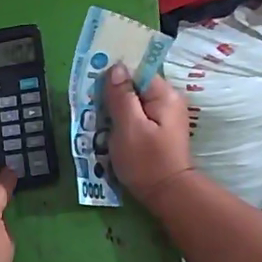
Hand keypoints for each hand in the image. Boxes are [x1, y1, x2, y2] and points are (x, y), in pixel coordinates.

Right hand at [105, 64, 195, 208]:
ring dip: (115, 112)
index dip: (115, 76)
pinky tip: (111, 135)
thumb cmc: (146, 161)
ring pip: (133, 104)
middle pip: (135, 87)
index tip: (94, 86)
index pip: (137, 71)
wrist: (167, 194)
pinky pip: (136, 119)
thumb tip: (116, 67)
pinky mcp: (158, 132)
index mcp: (164, 95)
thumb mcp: (128, 126)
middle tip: (93, 109)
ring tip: (99, 124)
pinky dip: (122, 124)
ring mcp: (164, 118)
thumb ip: (121, 96)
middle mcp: (167, 102)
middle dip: (113, 96)